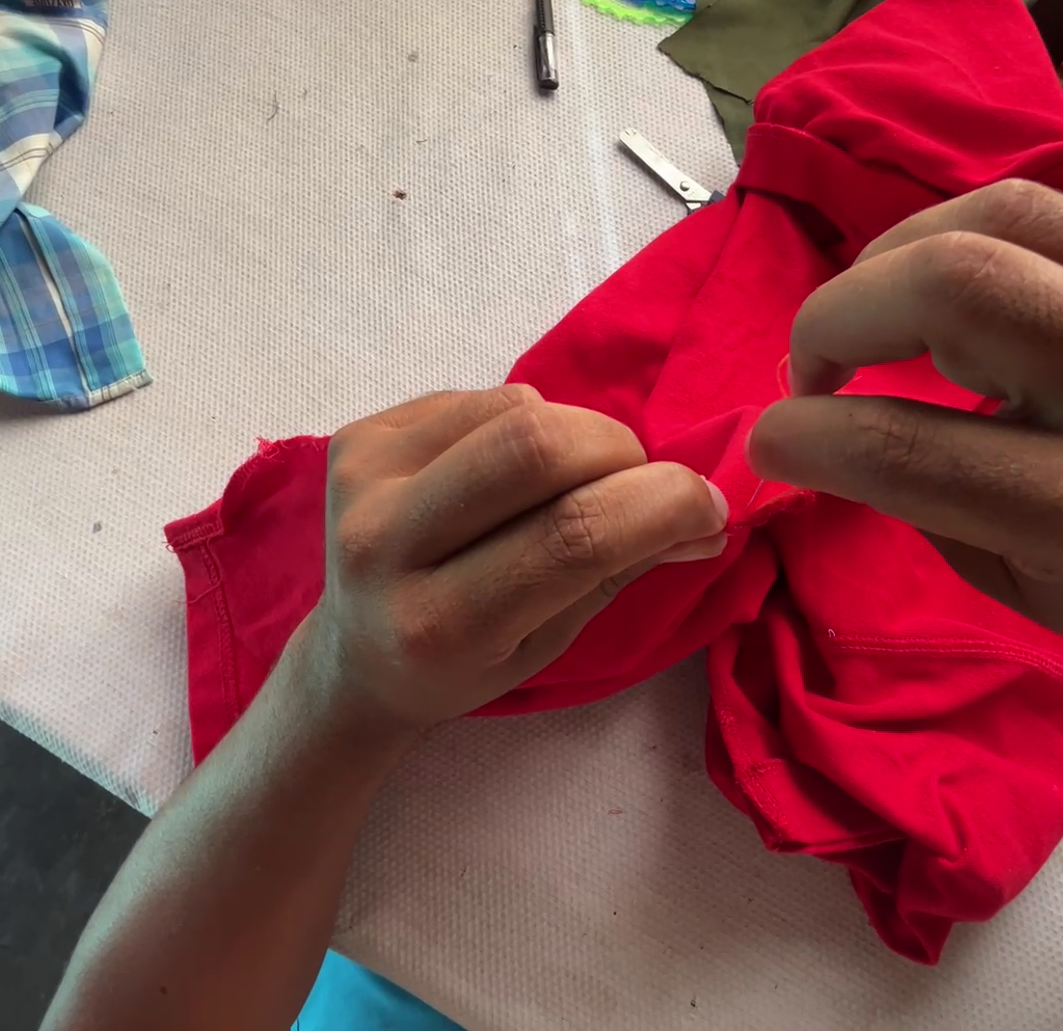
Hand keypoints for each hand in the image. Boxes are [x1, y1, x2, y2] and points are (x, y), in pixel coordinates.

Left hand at [280, 386, 729, 736]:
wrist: (355, 651)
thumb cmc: (460, 666)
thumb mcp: (545, 645)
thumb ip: (619, 570)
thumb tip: (706, 514)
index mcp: (437, 626)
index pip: (572, 536)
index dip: (661, 505)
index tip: (707, 504)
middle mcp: (382, 545)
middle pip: (534, 449)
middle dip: (619, 451)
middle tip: (638, 480)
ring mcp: (360, 481)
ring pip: (512, 407)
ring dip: (574, 432)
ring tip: (569, 479)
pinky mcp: (355, 438)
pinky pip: (477, 396)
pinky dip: (525, 418)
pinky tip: (512, 465)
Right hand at [747, 180, 1062, 715]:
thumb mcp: (1005, 581)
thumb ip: (910, 491)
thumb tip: (818, 426)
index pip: (904, 446)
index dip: (799, 435)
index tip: (765, 443)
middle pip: (956, 285)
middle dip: (833, 318)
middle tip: (811, 371)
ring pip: (1000, 216)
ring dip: (886, 263)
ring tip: (864, 322)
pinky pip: (1045, 216)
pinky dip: (950, 247)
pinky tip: (933, 301)